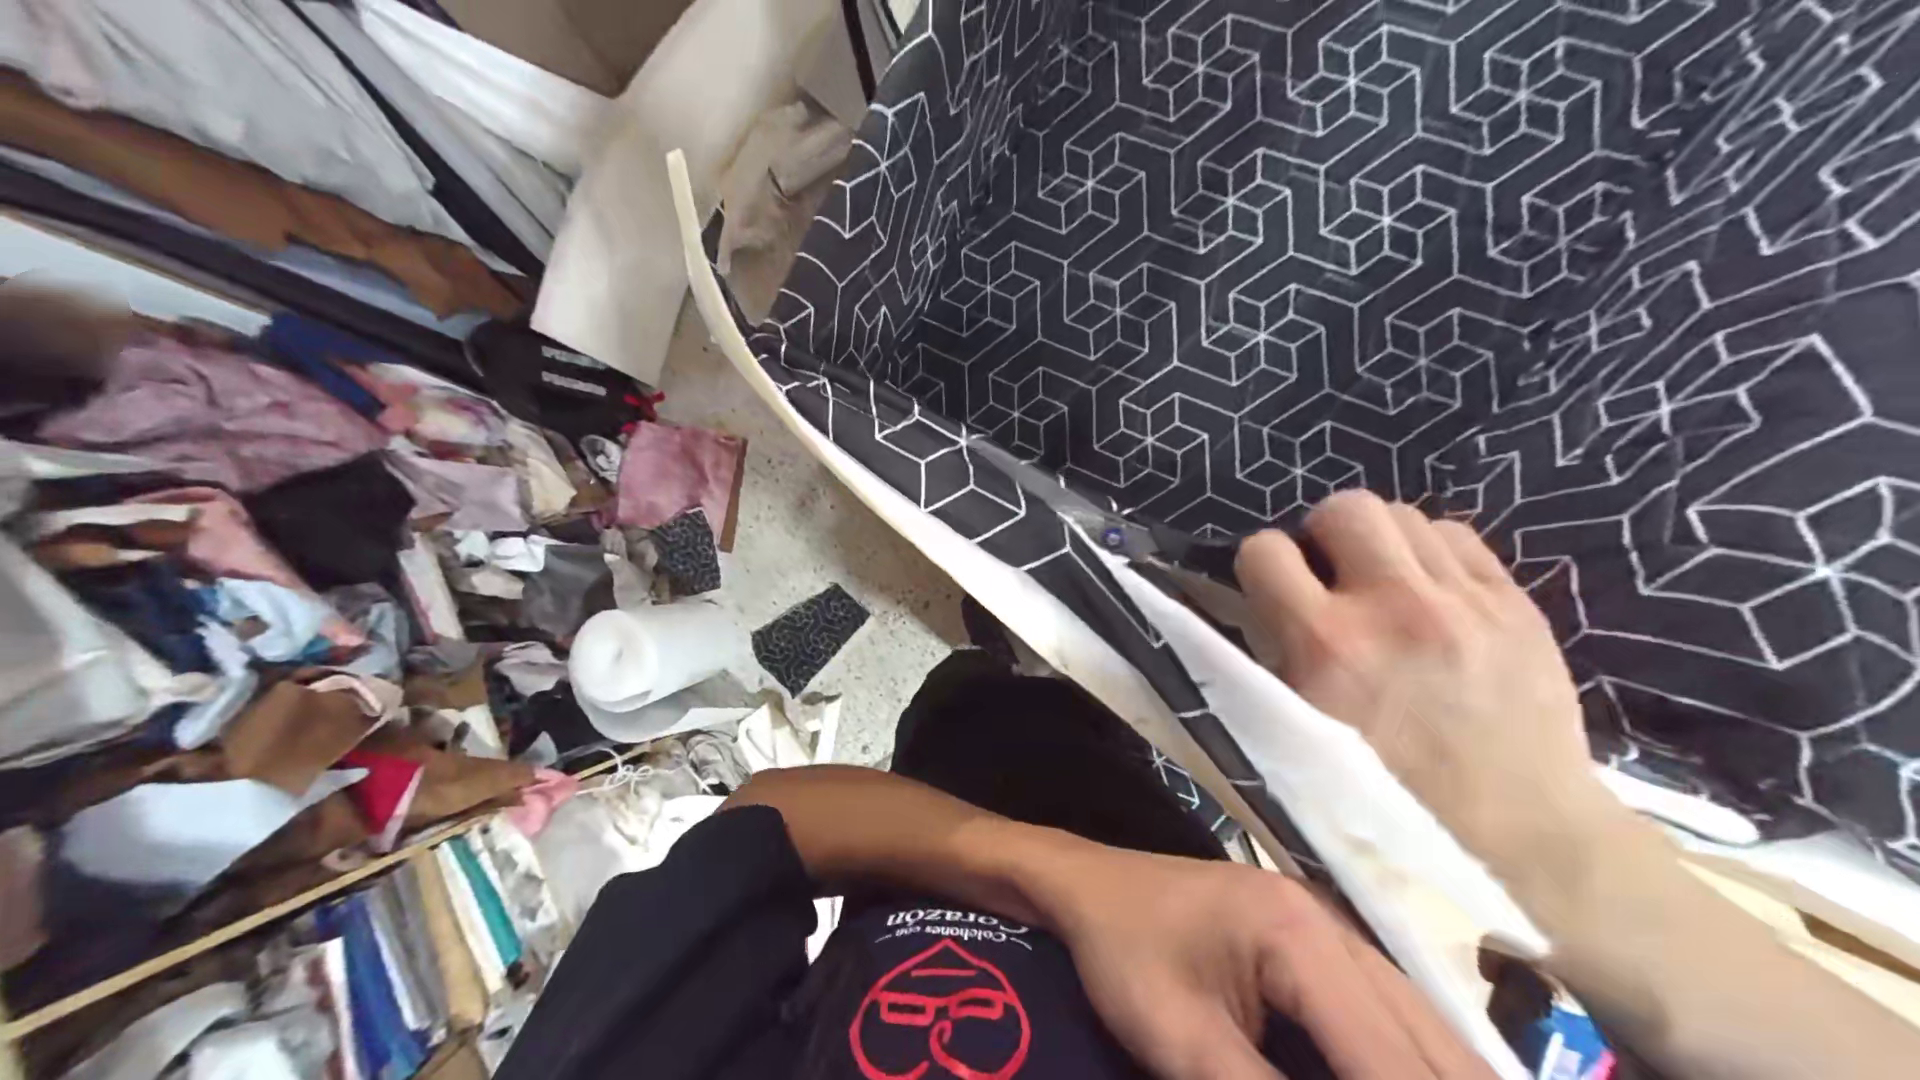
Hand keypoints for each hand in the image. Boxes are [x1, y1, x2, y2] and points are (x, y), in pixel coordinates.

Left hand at [1022, 835, 1493, 1078]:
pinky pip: (1394, 1022)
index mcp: (1299, 938)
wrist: (1089, 885)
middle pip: (1435, 1053)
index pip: (1393, 1067)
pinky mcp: (1322, 947)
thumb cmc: (1121, 951)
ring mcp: (1333, 932)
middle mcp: (1335, 928)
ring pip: (1431, 1036)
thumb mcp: (1181, 1042)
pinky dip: (1412, 1070)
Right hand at [1232, 490, 1609, 872]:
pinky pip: (1456, 537)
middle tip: (1329, 576)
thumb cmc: (1383, 795)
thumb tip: (1256, 602)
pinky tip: (1429, 593)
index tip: (1271, 591)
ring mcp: (1464, 602)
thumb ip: (1268, 656)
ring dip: (1377, 543)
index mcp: (1326, 644)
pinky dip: (1429, 554)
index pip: (1263, 550)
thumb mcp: (1296, 731)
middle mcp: (1392, 607)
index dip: (1260, 566)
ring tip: (1381, 584)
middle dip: (1323, 536)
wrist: (1519, 841)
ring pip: (1402, 515)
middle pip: (1343, 508)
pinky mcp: (1515, 605)